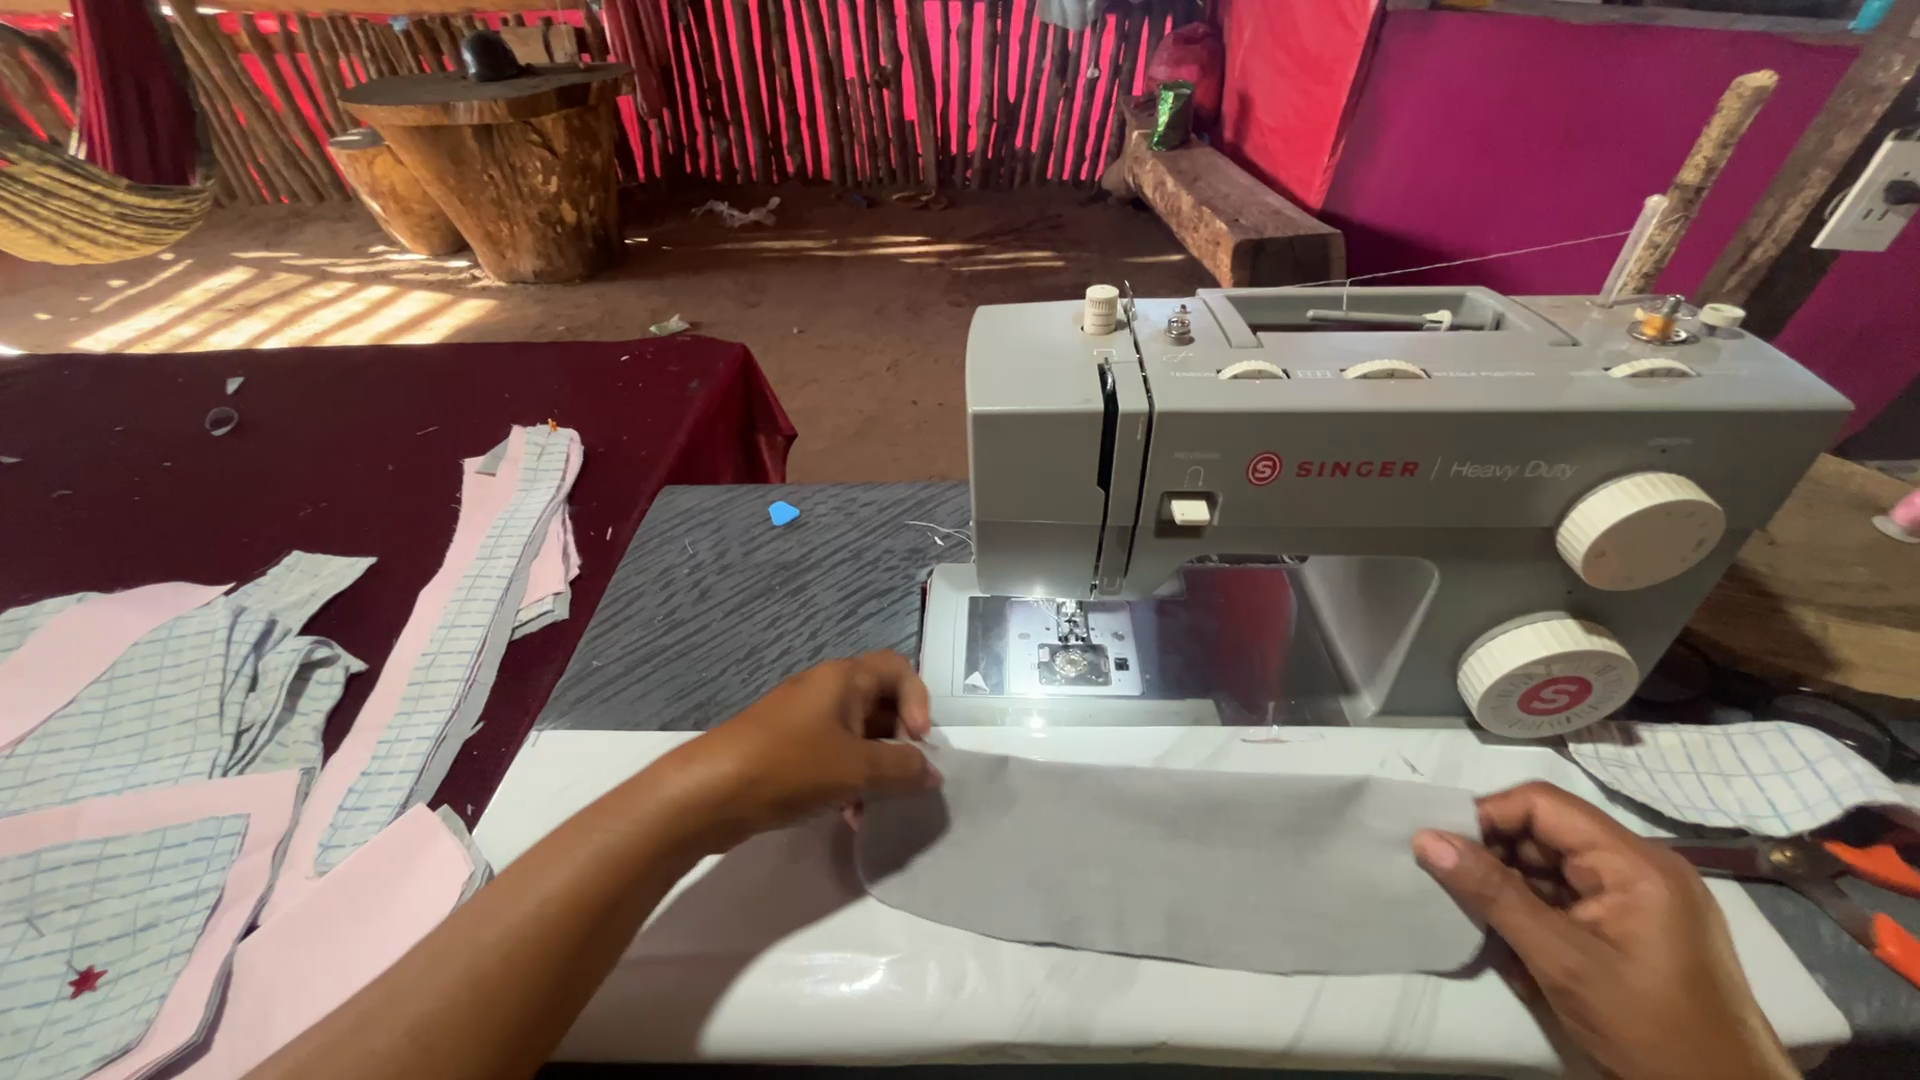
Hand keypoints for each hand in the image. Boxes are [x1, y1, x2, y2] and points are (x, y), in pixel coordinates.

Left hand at [654, 651, 940, 852]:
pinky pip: (832, 755)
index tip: (917, 742)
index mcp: (845, 679)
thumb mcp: (858, 770)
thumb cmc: (791, 766)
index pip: (899, 669)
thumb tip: (932, 772)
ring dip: (874, 769)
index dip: (919, 702)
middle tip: (903, 778)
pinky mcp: (786, 748)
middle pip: (880, 704)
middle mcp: (826, 690)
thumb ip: (904, 769)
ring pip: (857, 736)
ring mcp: (803, 719)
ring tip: (874, 806)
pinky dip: (847, 779)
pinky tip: (847, 816)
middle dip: (898, 743)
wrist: (710, 792)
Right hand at [1413, 782, 1797, 1079]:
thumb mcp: (1559, 959)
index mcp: (1635, 863)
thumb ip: (1492, 892)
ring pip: (1553, 865)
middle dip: (1496, 854)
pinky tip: (1515, 946)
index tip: (1444, 846)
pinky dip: (1535, 911)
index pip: (1543, 804)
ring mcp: (1642, 898)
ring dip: (1511, 887)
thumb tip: (1425, 838)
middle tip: (1455, 885)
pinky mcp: (1636, 926)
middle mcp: (1642, 867)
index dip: (1487, 815)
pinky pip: (1570, 895)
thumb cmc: (1648, 1028)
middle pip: (1547, 831)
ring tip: (1482, 920)